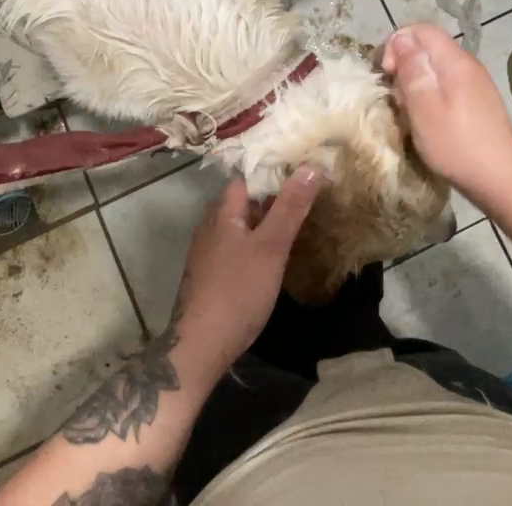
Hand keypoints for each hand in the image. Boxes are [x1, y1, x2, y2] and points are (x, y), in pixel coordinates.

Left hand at [170, 169, 323, 373]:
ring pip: (239, 226)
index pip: (246, 178)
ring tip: (296, 225)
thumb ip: (290, 207)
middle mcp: (209, 226)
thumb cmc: (238, 291)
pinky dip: (255, 245)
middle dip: (271, 198)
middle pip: (242, 202)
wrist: (201, 346)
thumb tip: (310, 165)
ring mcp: (207, 253)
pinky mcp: (209, 276)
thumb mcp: (271, 247)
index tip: (302, 173)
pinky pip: (235, 248)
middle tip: (306, 199)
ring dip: (264, 223)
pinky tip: (272, 259)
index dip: (273, 172)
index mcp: (221, 213)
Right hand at [382, 23, 511, 202]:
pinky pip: (447, 85)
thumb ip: (412, 70)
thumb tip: (401, 39)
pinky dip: (430, 96)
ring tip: (409, 112)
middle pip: (429, 47)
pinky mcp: (478, 102)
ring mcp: (476, 84)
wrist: (502, 180)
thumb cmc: (457, 145)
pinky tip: (428, 121)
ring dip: (416, 83)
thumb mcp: (424, 108)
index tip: (388, 74)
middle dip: (404, 65)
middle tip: (396, 97)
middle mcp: (468, 65)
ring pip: (436, 68)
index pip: (421, 29)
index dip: (397, 43)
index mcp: (455, 61)